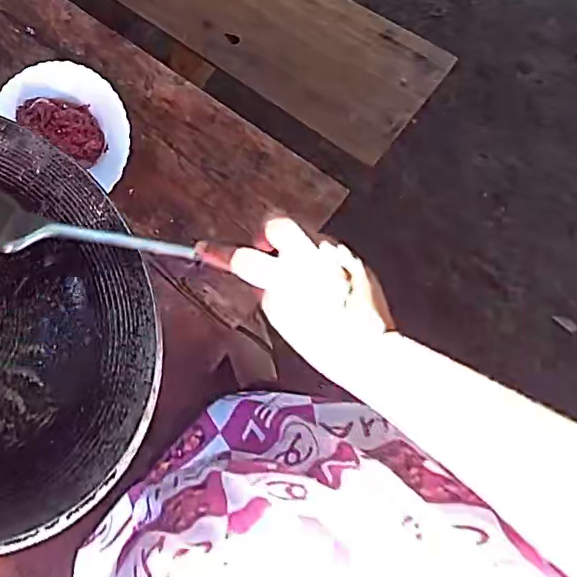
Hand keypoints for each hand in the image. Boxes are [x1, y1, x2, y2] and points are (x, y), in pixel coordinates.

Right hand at [230, 217, 392, 349]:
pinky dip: (324, 263)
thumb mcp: (283, 319)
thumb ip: (267, 290)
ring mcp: (336, 256)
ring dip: (300, 251)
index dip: (219, 253)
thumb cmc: (327, 345)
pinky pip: (330, 252)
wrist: (371, 352)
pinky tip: (328, 286)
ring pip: (307, 236)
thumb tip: (261, 279)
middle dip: (268, 233)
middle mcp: (311, 259)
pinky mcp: (355, 260)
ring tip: (305, 277)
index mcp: (287, 277)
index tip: (204, 249)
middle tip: (266, 248)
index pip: (243, 257)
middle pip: (278, 224)